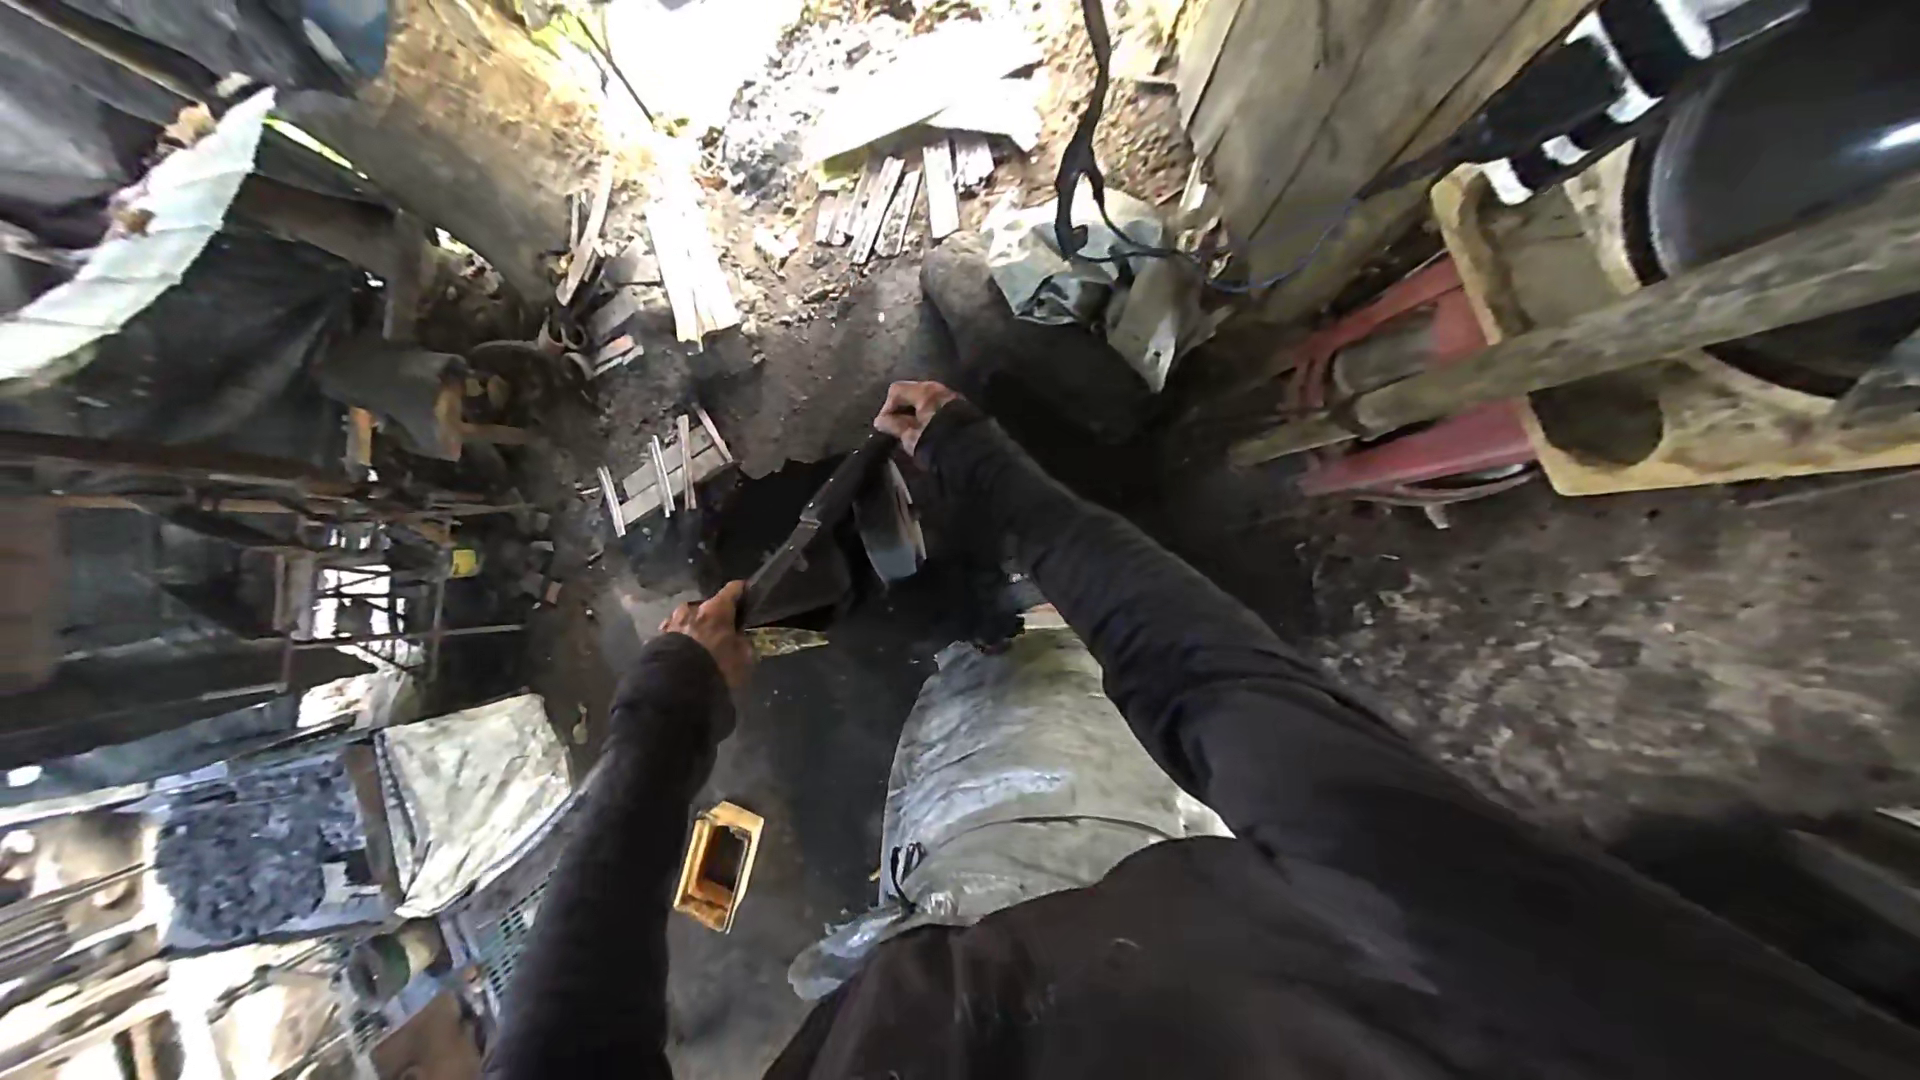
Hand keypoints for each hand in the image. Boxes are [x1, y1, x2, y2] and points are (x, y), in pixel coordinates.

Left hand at [660, 580, 752, 688]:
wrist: (673, 687)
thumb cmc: (715, 667)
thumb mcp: (743, 658)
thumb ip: (743, 643)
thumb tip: (740, 638)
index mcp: (716, 609)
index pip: (733, 588)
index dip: (742, 591)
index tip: (748, 596)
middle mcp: (692, 609)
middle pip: (708, 605)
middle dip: (715, 614)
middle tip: (722, 628)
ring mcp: (672, 622)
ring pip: (688, 617)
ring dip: (695, 625)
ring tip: (700, 640)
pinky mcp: (656, 638)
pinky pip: (674, 632)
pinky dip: (681, 638)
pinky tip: (683, 650)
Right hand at [874, 381, 960, 455]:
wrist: (972, 453)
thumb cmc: (936, 442)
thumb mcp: (911, 437)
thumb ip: (894, 426)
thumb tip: (881, 421)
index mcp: (924, 391)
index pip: (896, 391)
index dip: (886, 408)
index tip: (885, 426)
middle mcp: (938, 389)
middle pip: (912, 393)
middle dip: (902, 410)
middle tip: (897, 430)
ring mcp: (951, 397)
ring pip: (925, 401)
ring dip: (915, 414)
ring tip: (912, 433)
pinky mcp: (961, 409)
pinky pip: (937, 408)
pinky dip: (928, 417)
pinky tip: (928, 432)